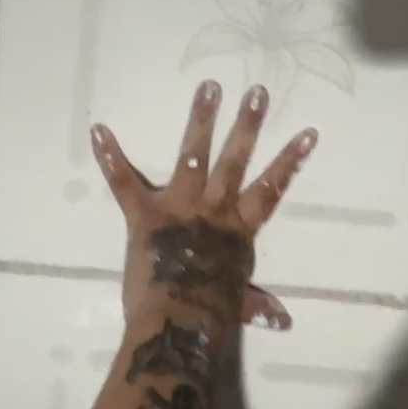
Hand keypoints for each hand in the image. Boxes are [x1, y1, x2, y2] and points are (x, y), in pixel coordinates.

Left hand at [91, 80, 317, 331]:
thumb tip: (284, 322)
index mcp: (238, 227)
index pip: (271, 187)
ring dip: (201, 119)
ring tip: (209, 86)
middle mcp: (213, 207)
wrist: (174, 323)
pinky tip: (99, 128)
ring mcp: (179, 205)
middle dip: (247, 124)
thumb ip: (257, 304)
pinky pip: (124, 182)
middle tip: (257, 90)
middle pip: (234, 159)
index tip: (308, 131)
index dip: (291, 160)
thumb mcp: (237, 305)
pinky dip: (110, 156)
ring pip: (193, 155)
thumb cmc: (210, 314)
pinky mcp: (144, 213)